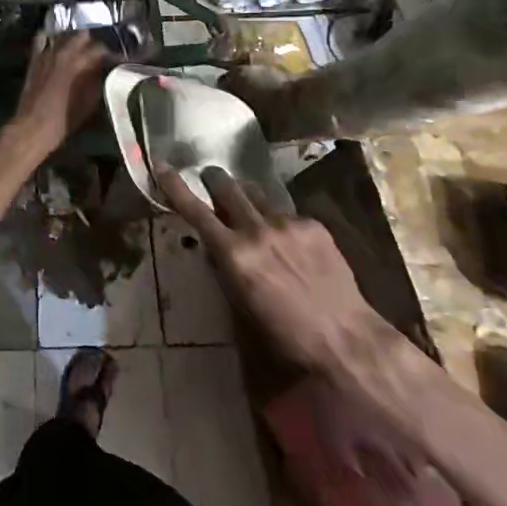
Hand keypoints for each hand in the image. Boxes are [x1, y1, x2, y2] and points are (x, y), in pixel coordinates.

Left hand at [7, 33, 108, 158]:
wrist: (35, 125)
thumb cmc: (67, 118)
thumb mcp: (91, 99)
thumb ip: (99, 79)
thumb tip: (104, 70)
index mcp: (83, 62)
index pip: (102, 49)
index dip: (112, 54)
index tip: (117, 60)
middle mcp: (66, 52)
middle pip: (84, 36)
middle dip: (94, 43)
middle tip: (99, 54)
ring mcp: (48, 52)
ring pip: (65, 35)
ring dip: (75, 41)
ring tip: (81, 49)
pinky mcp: (35, 57)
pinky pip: (42, 38)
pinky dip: (52, 39)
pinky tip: (57, 45)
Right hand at [158, 166, 388, 369]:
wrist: (343, 339)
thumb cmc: (284, 336)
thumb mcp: (240, 307)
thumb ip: (225, 270)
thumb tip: (215, 249)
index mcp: (233, 254)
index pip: (196, 212)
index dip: (176, 188)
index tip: (163, 166)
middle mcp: (257, 230)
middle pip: (229, 188)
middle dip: (216, 180)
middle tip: (211, 177)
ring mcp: (288, 224)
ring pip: (259, 196)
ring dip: (248, 199)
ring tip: (250, 209)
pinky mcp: (314, 225)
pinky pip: (287, 214)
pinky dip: (279, 222)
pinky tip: (290, 243)